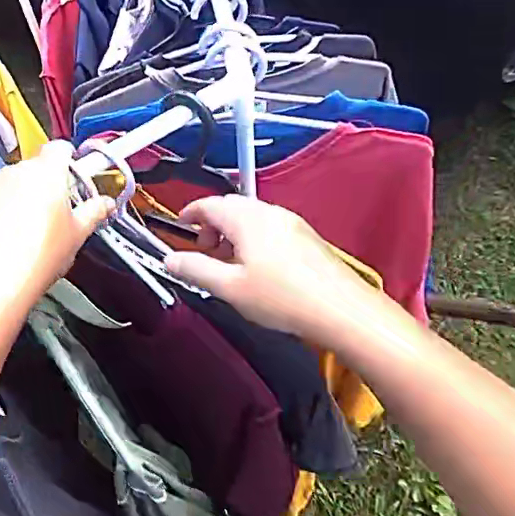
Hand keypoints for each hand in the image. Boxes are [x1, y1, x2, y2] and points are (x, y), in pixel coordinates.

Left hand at [0, 141, 113, 306]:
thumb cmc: (37, 257)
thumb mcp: (77, 234)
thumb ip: (93, 212)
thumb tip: (104, 204)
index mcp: (47, 173)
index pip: (59, 148)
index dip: (68, 158)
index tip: (72, 170)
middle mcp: (18, 172)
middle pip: (36, 167)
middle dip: (46, 184)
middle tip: (57, 210)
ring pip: (14, 181)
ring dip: (23, 195)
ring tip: (32, 228)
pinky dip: (1, 208)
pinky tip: (10, 233)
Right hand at [163, 194, 379, 337]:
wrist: (341, 310)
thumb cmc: (290, 298)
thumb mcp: (229, 288)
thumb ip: (195, 270)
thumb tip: (172, 260)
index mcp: (247, 220)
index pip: (209, 204)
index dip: (189, 213)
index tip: (181, 224)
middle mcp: (270, 214)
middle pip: (230, 207)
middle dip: (211, 225)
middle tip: (202, 250)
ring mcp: (291, 224)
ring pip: (251, 218)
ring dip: (232, 234)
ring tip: (228, 265)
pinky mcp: (305, 239)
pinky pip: (270, 229)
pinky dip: (253, 240)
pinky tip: (255, 270)